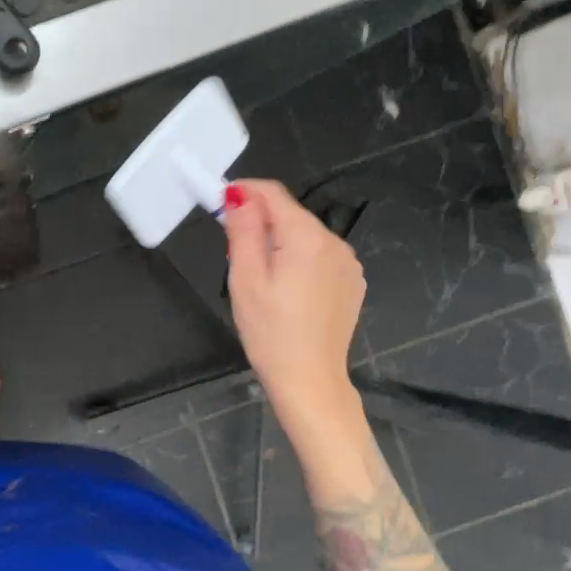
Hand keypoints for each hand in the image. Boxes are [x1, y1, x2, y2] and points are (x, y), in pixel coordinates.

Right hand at [224, 179, 364, 418]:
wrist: (309, 379)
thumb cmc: (269, 331)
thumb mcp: (245, 279)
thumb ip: (243, 231)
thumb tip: (239, 195)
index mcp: (307, 238)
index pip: (274, 194)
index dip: (244, 191)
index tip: (218, 201)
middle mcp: (335, 243)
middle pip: (291, 216)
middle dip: (260, 223)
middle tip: (231, 252)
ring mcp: (348, 264)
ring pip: (305, 237)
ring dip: (279, 244)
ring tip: (258, 278)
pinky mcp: (352, 283)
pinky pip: (319, 258)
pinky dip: (298, 261)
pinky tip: (285, 292)